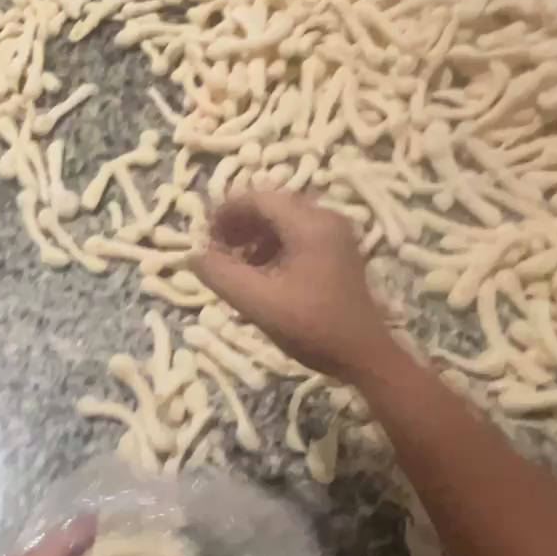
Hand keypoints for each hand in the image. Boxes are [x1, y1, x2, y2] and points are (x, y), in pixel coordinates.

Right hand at [189, 191, 398, 381]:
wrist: (364, 356)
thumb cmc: (312, 327)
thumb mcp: (258, 303)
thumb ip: (221, 275)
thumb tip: (193, 255)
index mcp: (310, 225)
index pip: (258, 199)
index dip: (226, 213)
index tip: (204, 238)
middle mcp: (326, 219)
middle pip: (271, 206)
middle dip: (238, 223)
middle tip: (215, 249)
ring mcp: (334, 234)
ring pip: (282, 219)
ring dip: (253, 235)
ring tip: (232, 262)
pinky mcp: (336, 250)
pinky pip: (295, 234)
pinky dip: (270, 245)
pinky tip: (257, 272)